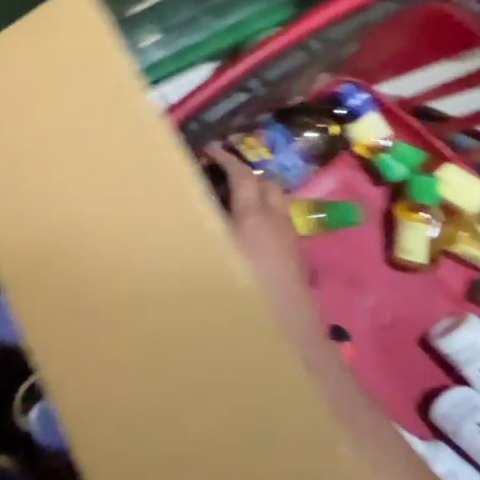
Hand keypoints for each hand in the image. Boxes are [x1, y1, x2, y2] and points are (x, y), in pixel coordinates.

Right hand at [203, 143, 320, 345]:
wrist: (288, 330)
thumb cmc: (244, 287)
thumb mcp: (215, 251)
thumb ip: (203, 223)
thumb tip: (184, 203)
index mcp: (254, 214)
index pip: (242, 174)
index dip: (225, 158)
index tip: (208, 148)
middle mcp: (276, 220)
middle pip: (267, 183)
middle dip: (246, 173)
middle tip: (220, 175)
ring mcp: (289, 238)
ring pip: (276, 203)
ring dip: (257, 195)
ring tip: (231, 202)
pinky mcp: (294, 257)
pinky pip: (278, 223)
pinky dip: (263, 216)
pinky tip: (245, 233)